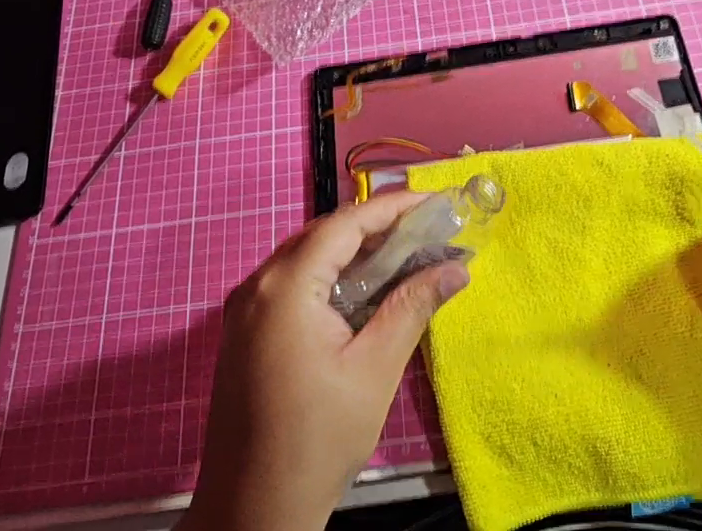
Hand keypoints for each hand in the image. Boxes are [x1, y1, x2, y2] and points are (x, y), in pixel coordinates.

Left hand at [181, 191, 468, 530]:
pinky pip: (292, 284)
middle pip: (321, 235)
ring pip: (306, 258)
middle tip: (425, 229)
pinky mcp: (245, 331)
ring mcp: (245, 309)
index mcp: (284, 287)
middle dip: (374, 227)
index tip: (432, 202)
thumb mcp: (375, 369)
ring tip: (403, 254)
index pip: (343, 224)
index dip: (390, 207)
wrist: (254, 508)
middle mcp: (257, 285)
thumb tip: (456, 268)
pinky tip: (362, 291)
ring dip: (353, 253)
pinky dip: (330, 277)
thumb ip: (412, 307)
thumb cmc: (318, 439)